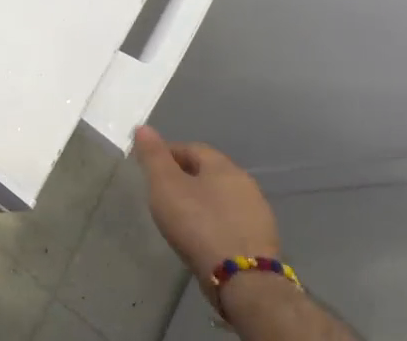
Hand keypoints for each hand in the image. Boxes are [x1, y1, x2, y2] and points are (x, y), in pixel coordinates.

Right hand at [133, 126, 280, 282]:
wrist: (242, 278)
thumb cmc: (197, 222)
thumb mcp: (164, 184)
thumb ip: (153, 155)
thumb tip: (144, 127)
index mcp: (224, 167)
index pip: (192, 148)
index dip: (167, 154)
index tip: (148, 169)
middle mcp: (246, 185)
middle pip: (208, 172)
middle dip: (184, 177)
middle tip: (161, 191)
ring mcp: (258, 214)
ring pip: (221, 196)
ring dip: (200, 199)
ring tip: (179, 214)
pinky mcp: (262, 239)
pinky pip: (231, 219)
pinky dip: (214, 219)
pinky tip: (201, 233)